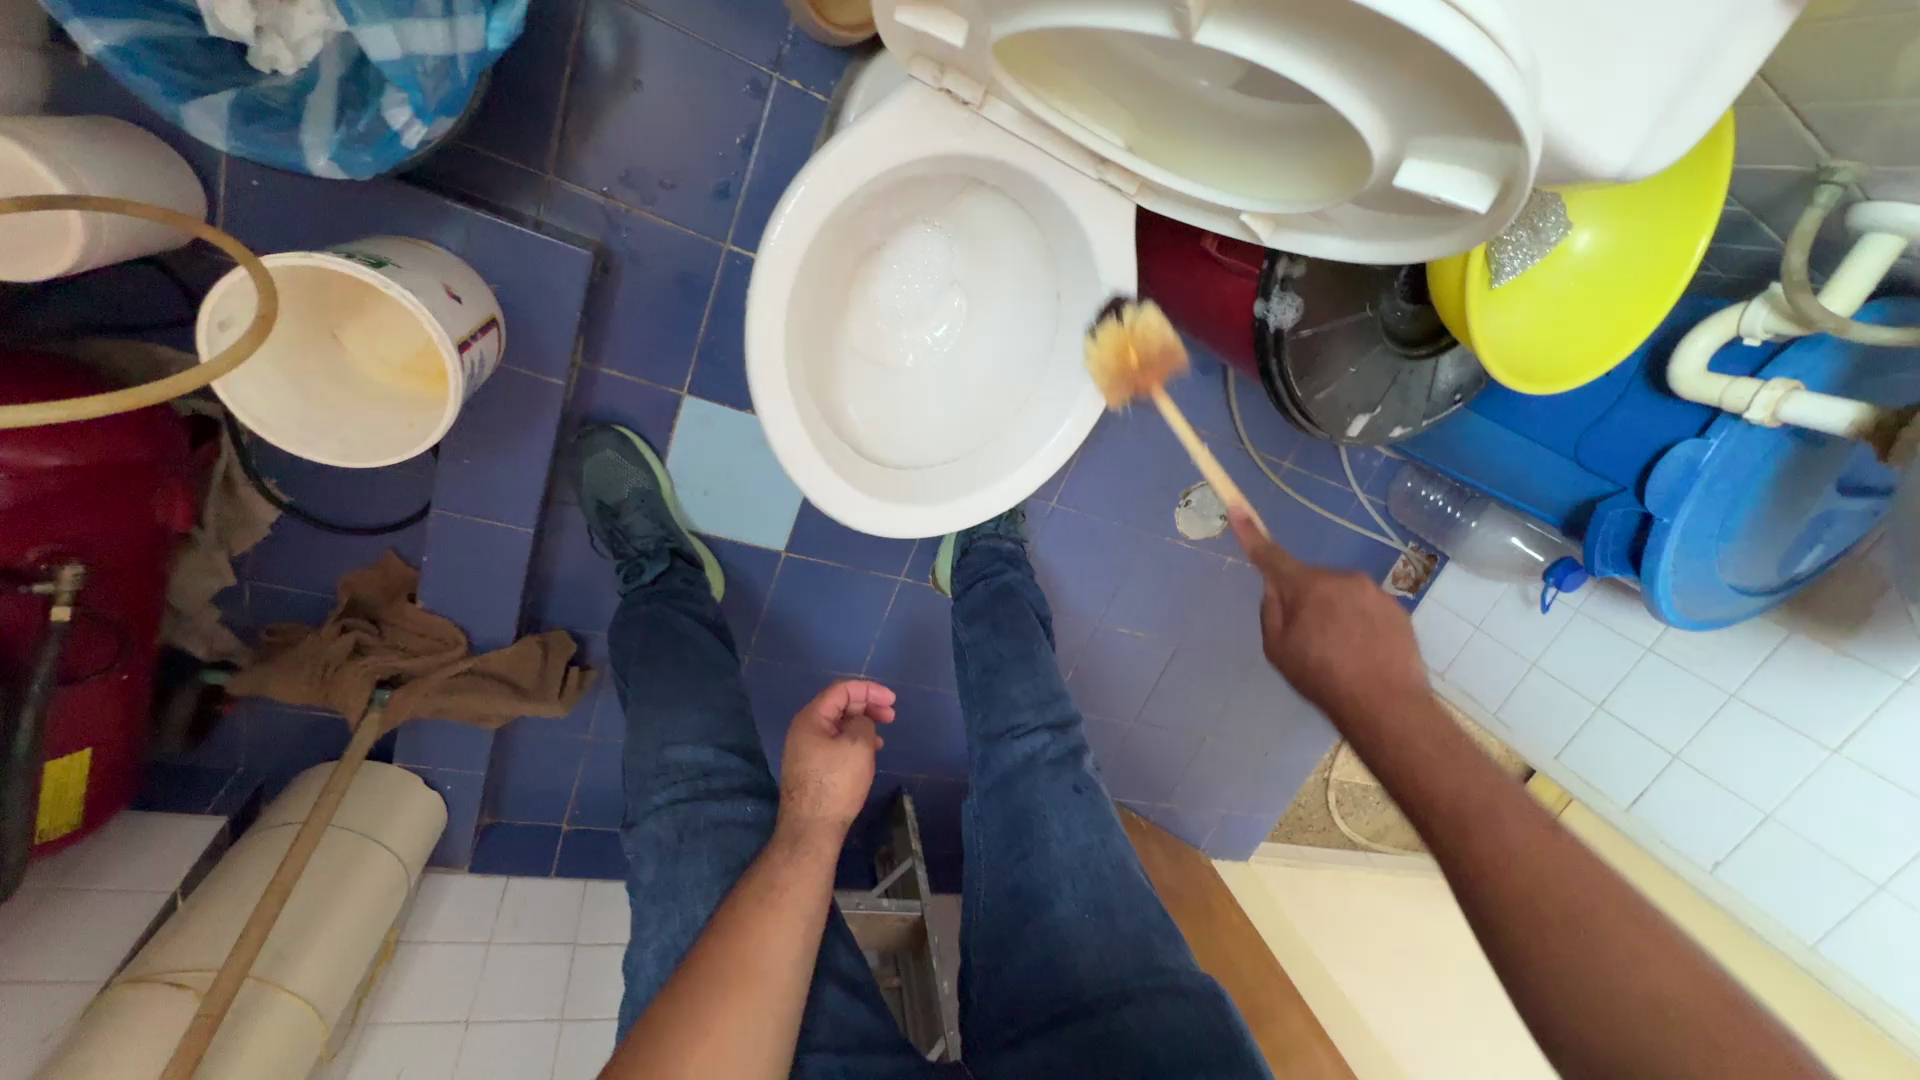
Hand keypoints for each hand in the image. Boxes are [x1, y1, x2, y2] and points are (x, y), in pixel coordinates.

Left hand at [778, 679, 895, 838]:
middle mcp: (804, 729)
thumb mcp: (858, 745)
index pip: (842, 689)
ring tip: (882, 736)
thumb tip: (859, 723)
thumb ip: (863, 722)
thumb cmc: (836, 783)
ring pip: (838, 725)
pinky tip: (868, 752)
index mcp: (811, 718)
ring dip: (862, 724)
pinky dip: (854, 740)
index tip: (892, 700)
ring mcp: (805, 749)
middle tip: (891, 716)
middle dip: (867, 705)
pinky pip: (835, 742)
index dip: (870, 690)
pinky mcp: (811, 766)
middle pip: (839, 705)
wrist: (811, 828)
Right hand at [1228, 508, 1428, 721]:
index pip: (1271, 556)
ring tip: (1340, 652)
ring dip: (1335, 613)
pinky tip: (1362, 653)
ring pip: (1341, 594)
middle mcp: (1342, 578)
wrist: (1386, 705)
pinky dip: (1359, 624)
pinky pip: (1366, 608)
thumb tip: (1275, 587)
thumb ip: (1271, 610)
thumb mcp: (1277, 649)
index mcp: (1307, 586)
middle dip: (1305, 600)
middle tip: (1308, 640)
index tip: (1236, 507)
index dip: (1250, 533)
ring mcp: (1374, 591)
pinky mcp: (1397, 608)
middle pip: (1310, 581)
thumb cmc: (1322, 678)